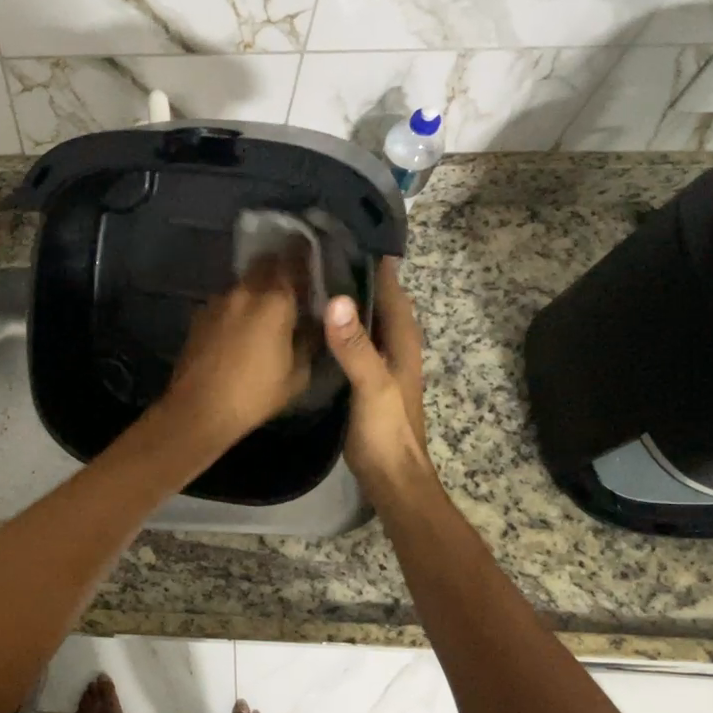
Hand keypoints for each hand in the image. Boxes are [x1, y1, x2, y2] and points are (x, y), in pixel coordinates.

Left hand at [163, 255, 311, 437]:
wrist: (199, 409)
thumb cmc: (254, 394)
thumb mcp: (297, 374)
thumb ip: (307, 342)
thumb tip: (311, 325)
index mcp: (275, 302)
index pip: (293, 262)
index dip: (302, 252)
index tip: (310, 250)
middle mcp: (244, 293)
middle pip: (263, 265)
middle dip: (277, 266)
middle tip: (289, 279)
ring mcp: (217, 302)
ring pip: (242, 284)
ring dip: (254, 290)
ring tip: (263, 309)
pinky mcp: (199, 317)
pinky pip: (224, 303)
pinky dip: (235, 308)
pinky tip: (239, 327)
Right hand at [324, 258, 437, 492]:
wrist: (392, 479)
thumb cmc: (386, 431)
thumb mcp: (371, 385)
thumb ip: (355, 346)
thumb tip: (336, 300)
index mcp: (402, 341)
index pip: (392, 289)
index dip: (375, 262)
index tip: (345, 234)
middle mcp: (394, 346)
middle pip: (378, 301)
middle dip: (356, 276)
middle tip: (317, 253)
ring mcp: (380, 364)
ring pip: (365, 321)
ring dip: (346, 302)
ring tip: (310, 280)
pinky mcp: (364, 380)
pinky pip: (351, 342)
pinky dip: (337, 328)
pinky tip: (312, 326)